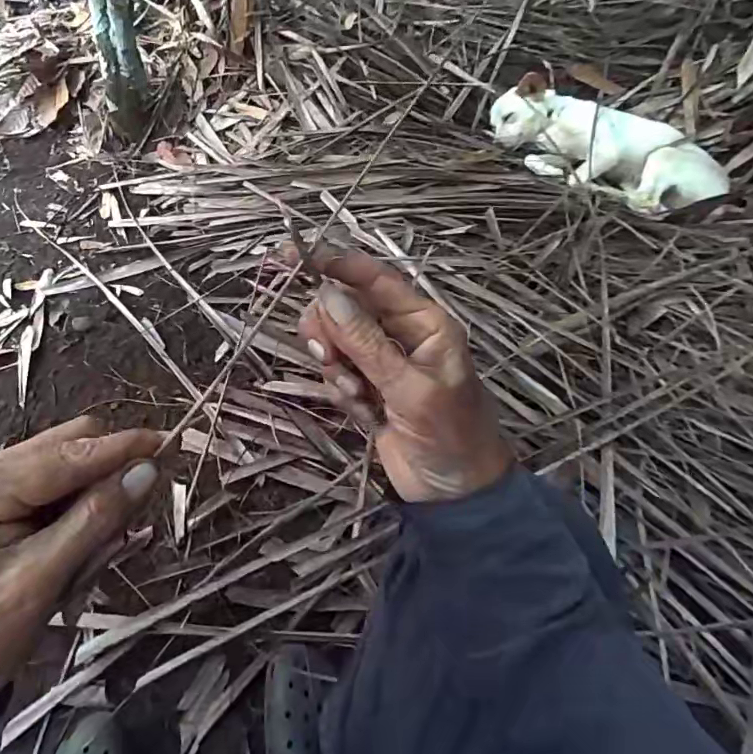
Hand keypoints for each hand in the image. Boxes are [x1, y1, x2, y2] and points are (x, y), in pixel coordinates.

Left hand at [0, 415, 159, 726]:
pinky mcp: (1, 504)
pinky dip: (79, 514)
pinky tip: (78, 555)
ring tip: (90, 560)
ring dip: (95, 499)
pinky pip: (57, 490)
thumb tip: (146, 471)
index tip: (169, 443)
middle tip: (134, 517)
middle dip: (108, 475)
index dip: (123, 447)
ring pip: (68, 466)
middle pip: (69, 446)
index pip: (69, 453)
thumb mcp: (38, 584)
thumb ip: (94, 521)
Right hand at [290, 245, 512, 502]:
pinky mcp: (365, 388)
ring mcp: (379, 362)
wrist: (458, 497)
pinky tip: (364, 413)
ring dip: (336, 367)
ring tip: (357, 396)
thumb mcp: (410, 389)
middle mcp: (399, 334)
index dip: (335, 264)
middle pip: (344, 308)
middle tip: (327, 357)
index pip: (373, 279)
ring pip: (334, 341)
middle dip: (330, 332)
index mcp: (423, 322)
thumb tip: (327, 296)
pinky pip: (335, 372)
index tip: (294, 256)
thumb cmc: (451, 436)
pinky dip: (341, 391)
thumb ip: (367, 343)